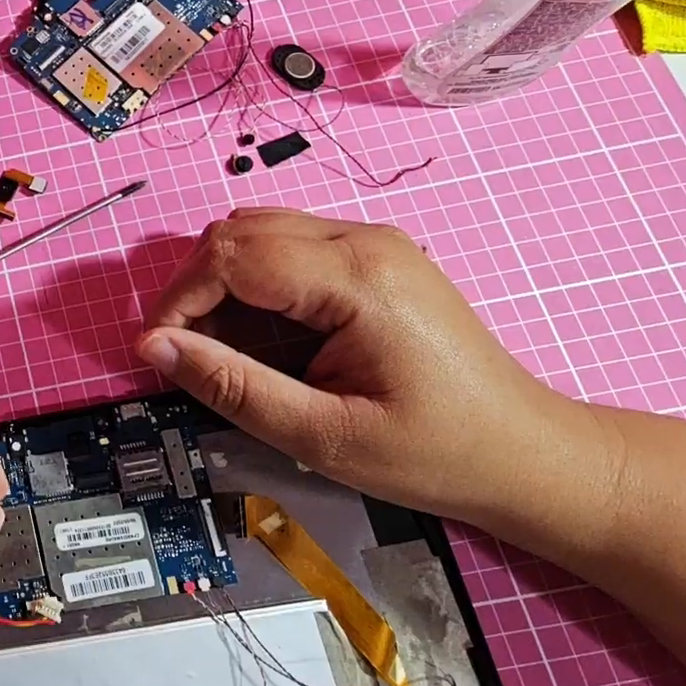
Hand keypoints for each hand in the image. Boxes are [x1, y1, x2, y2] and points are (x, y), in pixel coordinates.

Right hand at [134, 208, 603, 520]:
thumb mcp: (324, 438)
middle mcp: (363, 238)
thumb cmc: (437, 455)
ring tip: (220, 342)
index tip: (159, 350)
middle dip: (194, 287)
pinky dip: (250, 279)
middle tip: (187, 351)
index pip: (233, 254)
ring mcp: (371, 240)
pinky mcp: (371, 254)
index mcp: (357, 276)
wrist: (532, 454)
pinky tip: (259, 329)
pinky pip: (285, 244)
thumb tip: (154, 347)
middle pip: (239, 231)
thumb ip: (233, 386)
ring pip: (257, 230)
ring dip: (219, 280)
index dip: (179, 298)